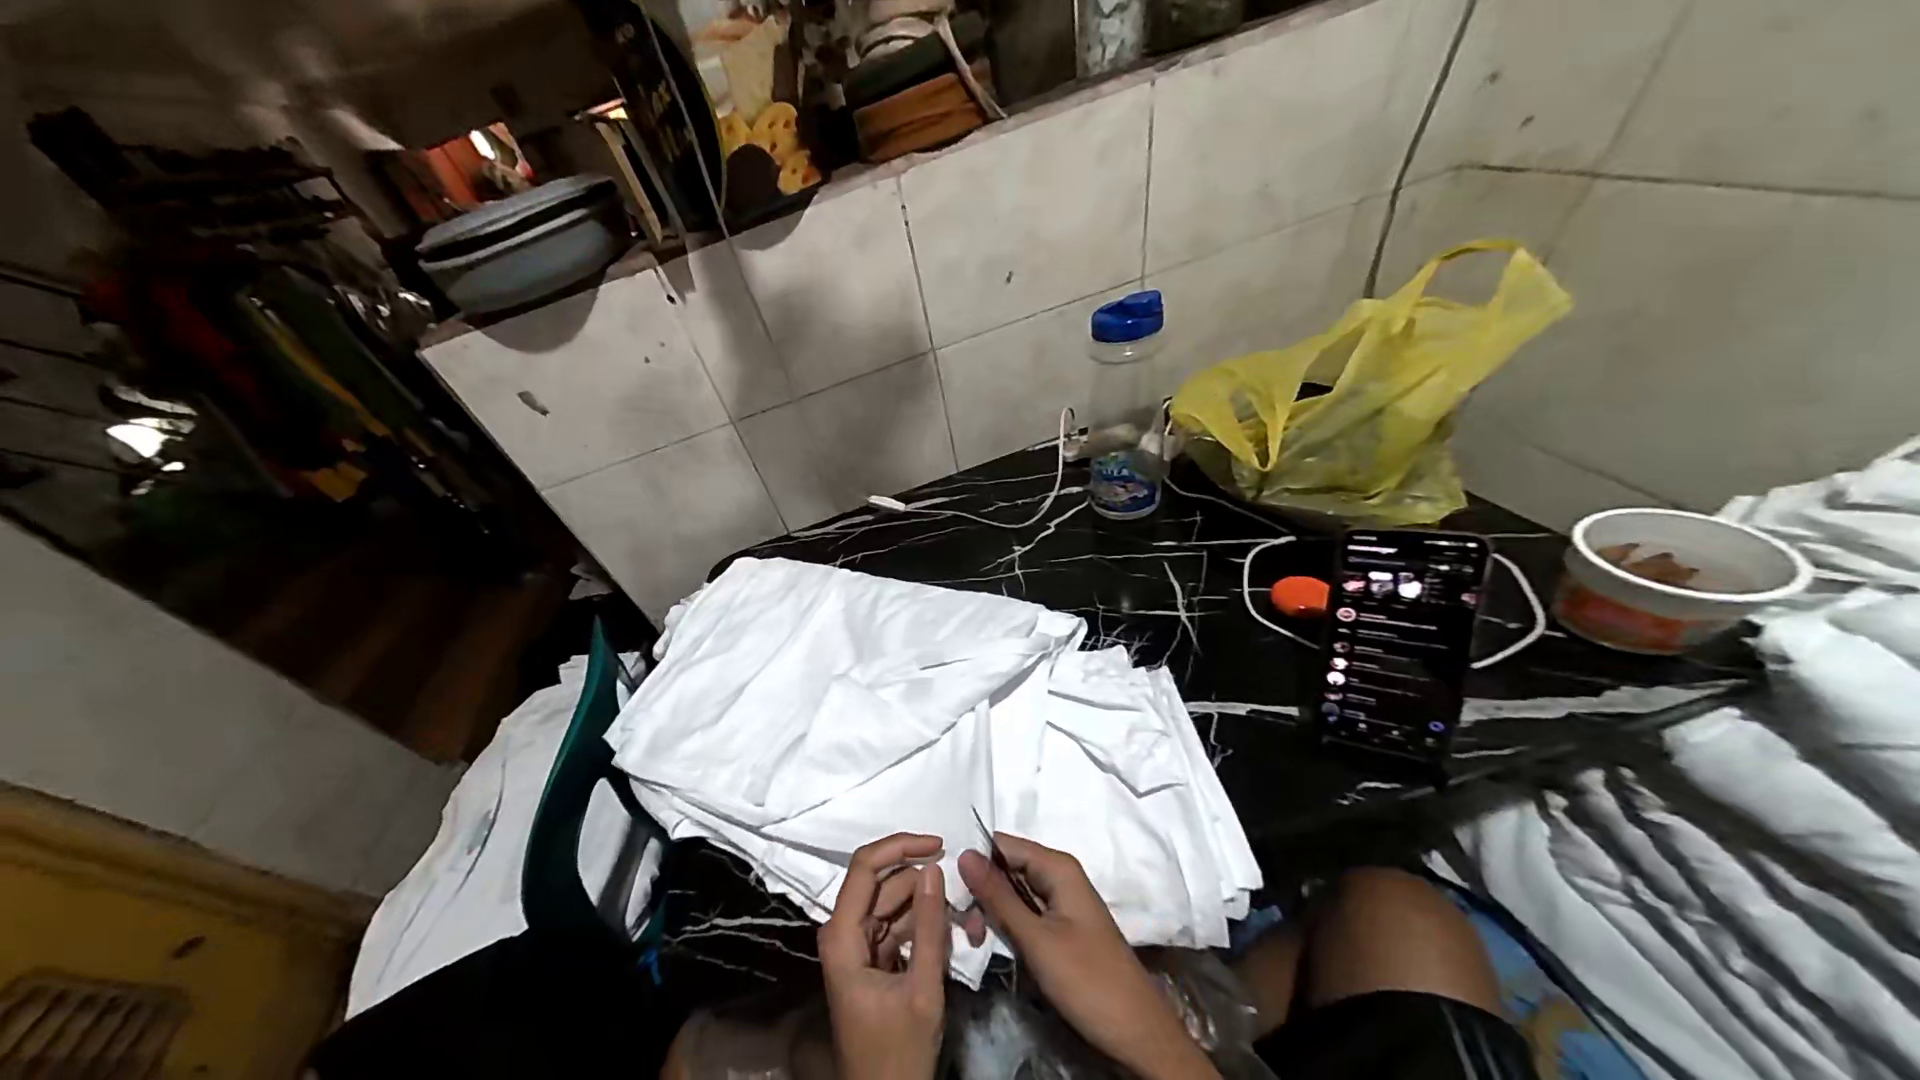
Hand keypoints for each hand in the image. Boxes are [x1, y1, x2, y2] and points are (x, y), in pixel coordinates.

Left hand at [819, 833, 950, 1079]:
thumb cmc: (897, 1051)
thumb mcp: (922, 988)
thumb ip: (929, 926)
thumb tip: (935, 868)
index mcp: (842, 935)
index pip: (865, 866)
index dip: (901, 846)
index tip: (939, 844)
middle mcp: (843, 931)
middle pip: (883, 883)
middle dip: (923, 882)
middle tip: (961, 892)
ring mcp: (857, 944)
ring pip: (893, 901)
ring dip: (926, 903)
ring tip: (960, 916)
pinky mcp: (872, 957)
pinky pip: (898, 923)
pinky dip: (922, 922)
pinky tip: (948, 929)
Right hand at [959, 834, 1217, 1079]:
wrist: (1136, 1031)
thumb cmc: (1087, 979)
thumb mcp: (1036, 938)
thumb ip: (998, 895)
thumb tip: (964, 854)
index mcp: (1057, 867)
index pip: (1002, 844)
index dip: (973, 859)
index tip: (946, 883)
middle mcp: (1058, 875)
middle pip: (1006, 867)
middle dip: (980, 890)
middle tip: (962, 924)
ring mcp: (1060, 902)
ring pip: (1012, 892)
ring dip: (990, 911)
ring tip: (973, 938)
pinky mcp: (1058, 926)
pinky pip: (1024, 912)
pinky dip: (1006, 924)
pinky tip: (989, 942)